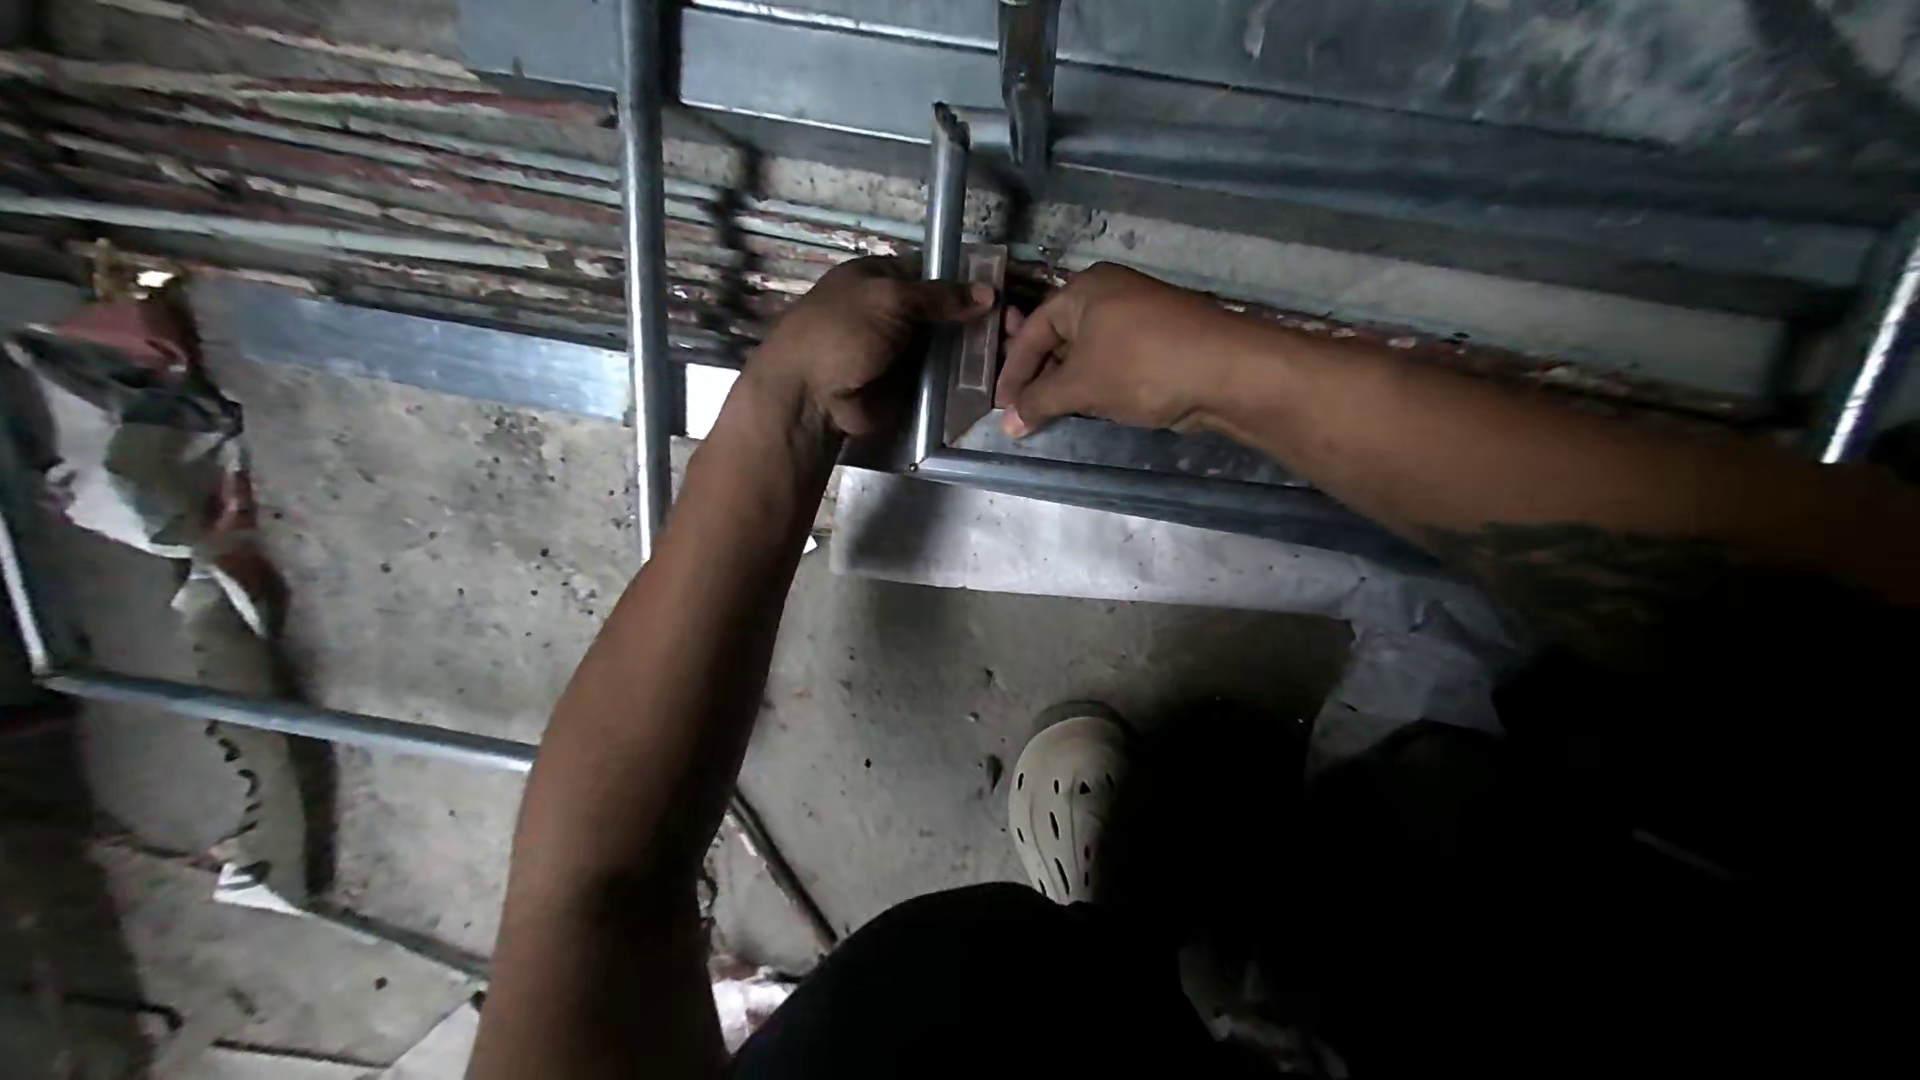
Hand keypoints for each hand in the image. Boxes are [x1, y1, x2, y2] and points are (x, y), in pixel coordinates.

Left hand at [748, 255, 994, 436]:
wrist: (810, 394)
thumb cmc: (842, 332)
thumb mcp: (890, 299)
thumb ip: (939, 296)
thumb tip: (988, 293)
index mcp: (878, 278)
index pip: (930, 272)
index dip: (963, 281)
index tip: (1000, 292)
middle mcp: (890, 312)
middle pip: (940, 312)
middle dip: (971, 319)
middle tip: (1012, 329)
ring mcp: (898, 350)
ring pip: (942, 346)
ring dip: (968, 350)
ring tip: (1007, 354)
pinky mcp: (904, 383)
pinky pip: (937, 376)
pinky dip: (957, 378)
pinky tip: (989, 378)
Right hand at [995, 262, 1244, 436]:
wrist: (1224, 372)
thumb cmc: (1140, 367)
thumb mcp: (1080, 385)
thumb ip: (1038, 402)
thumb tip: (1009, 424)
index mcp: (1083, 291)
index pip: (1031, 332)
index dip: (1012, 373)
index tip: (1000, 407)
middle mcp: (1107, 296)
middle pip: (1056, 340)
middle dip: (1036, 379)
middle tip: (1020, 413)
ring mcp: (1134, 318)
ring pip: (1083, 354)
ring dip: (1062, 386)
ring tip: (1045, 414)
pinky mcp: (1154, 343)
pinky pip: (1108, 362)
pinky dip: (1091, 385)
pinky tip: (1083, 408)